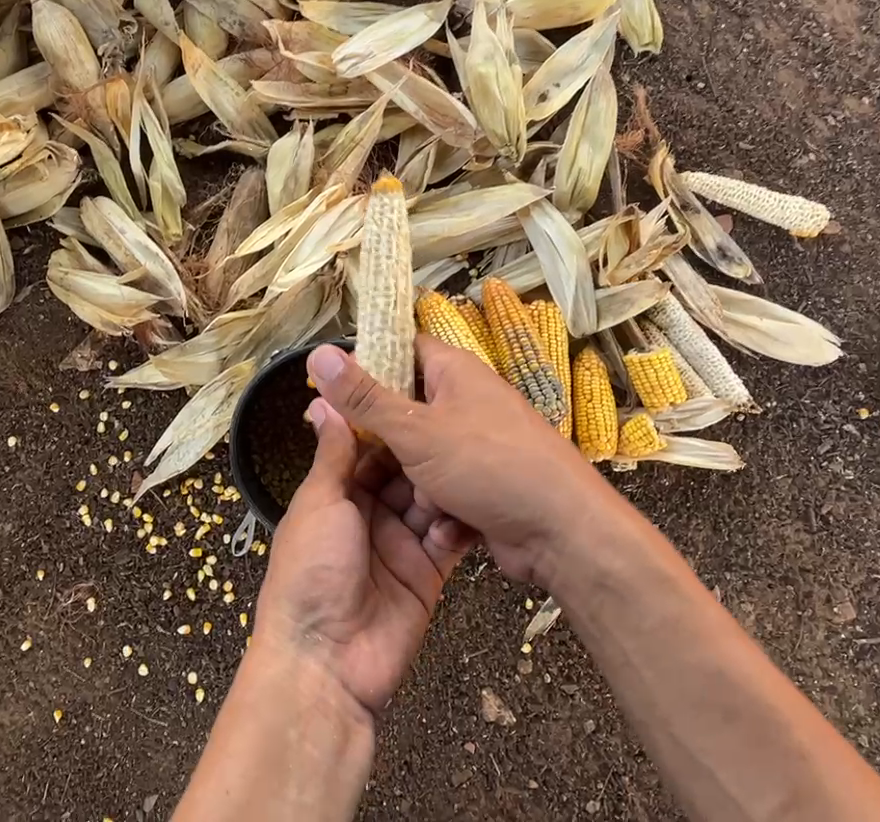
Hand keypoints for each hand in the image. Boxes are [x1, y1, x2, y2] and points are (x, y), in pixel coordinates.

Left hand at [250, 396, 473, 716]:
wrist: (327, 660)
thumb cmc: (310, 570)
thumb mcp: (318, 504)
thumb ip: (334, 456)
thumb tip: (325, 402)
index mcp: (334, 495)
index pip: (366, 451)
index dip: (388, 425)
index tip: (416, 393)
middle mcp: (368, 515)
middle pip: (402, 474)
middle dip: (423, 454)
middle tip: (452, 424)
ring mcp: (400, 544)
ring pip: (429, 502)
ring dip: (443, 486)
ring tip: (462, 464)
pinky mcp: (429, 574)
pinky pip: (449, 540)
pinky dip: (459, 523)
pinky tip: (473, 504)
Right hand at [305, 336, 592, 583]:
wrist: (563, 533)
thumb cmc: (489, 466)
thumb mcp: (416, 430)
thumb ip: (364, 397)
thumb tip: (316, 351)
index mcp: (454, 371)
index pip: (400, 347)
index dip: (365, 362)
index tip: (331, 388)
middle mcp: (465, 400)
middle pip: (403, 404)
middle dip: (377, 431)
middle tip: (347, 449)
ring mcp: (474, 443)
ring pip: (415, 449)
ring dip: (401, 472)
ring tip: (390, 492)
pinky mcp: (480, 482)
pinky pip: (437, 481)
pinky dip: (427, 498)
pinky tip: (422, 517)